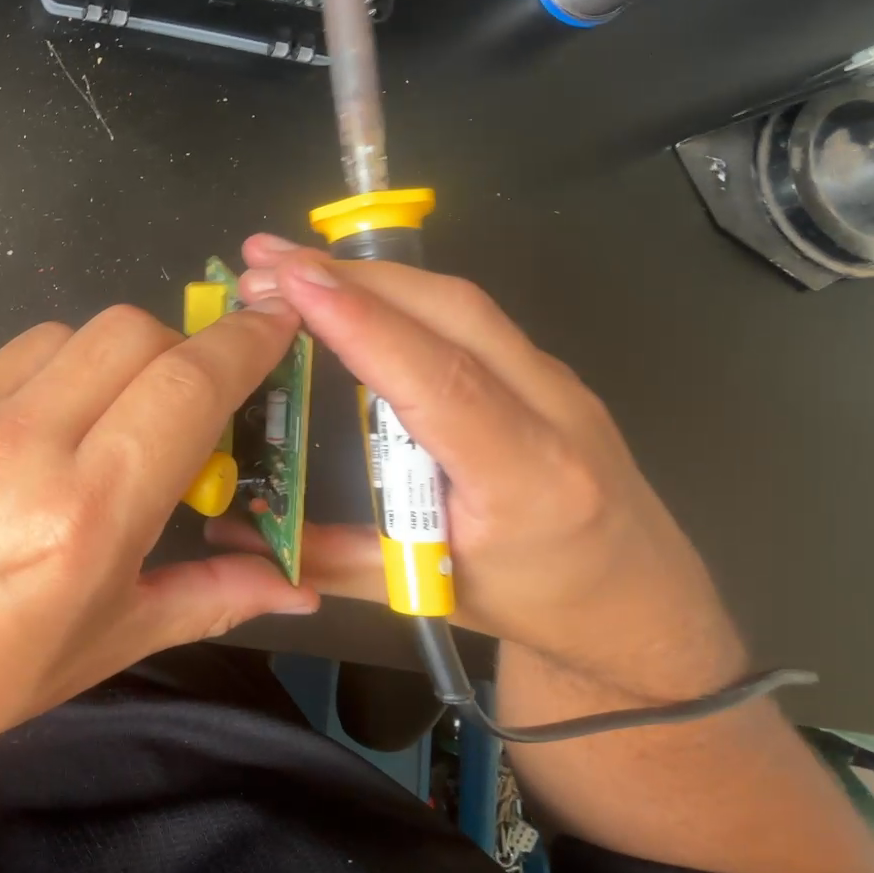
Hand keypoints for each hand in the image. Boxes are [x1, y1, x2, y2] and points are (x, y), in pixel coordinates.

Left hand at [0, 304, 317, 786]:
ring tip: (102, 417)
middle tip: (182, 399)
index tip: (274, 326)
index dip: (244, 344)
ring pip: (66, 333)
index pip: (186, 387)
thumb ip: (212, 596)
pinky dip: (43, 375)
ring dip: (107, 358)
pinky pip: (6, 357)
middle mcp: (26, 443)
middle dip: (177, 348)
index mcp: (87, 511)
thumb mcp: (111, 641)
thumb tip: (298, 584)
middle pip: (130, 330)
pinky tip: (33, 429)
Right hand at [207, 236, 746, 704]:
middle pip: (448, 312)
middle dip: (349, 275)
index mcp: (526, 477)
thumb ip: (322, 556)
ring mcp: (553, 380)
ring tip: (284, 262)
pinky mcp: (540, 369)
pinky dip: (394, 288)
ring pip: (457, 300)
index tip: (291, 281)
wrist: (647, 611)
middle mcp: (551, 411)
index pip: (438, 380)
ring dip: (367, 272)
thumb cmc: (536, 606)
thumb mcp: (425, 591)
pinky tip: (344, 286)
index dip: (362, 324)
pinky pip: (463, 312)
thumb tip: (226, 536)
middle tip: (260, 261)